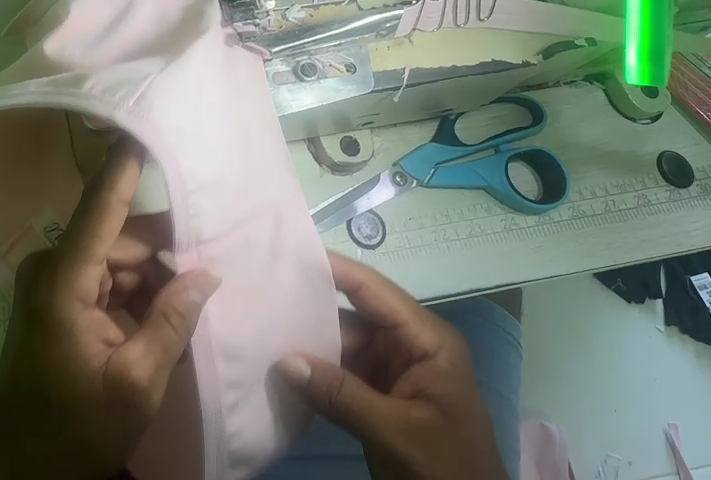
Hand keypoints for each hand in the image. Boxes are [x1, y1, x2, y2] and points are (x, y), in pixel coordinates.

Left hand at [0, 137, 220, 479]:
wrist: (18, 469)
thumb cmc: (73, 429)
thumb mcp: (135, 384)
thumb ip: (172, 321)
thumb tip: (206, 273)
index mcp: (65, 280)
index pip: (102, 205)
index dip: (125, 164)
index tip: (145, 124)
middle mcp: (54, 268)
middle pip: (120, 239)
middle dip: (164, 255)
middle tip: (211, 268)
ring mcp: (53, 283)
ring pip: (118, 261)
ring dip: (153, 283)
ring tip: (191, 310)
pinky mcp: (58, 300)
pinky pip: (107, 281)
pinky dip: (137, 298)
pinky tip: (165, 324)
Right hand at [274, 253, 504, 479]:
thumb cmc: (447, 471)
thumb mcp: (394, 433)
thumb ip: (339, 394)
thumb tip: (283, 360)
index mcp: (427, 339)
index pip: (373, 290)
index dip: (334, 268)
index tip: (290, 252)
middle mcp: (412, 345)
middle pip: (354, 315)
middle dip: (312, 309)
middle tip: (264, 296)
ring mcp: (397, 373)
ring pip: (345, 345)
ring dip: (310, 345)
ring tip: (263, 329)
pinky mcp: (384, 399)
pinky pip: (345, 374)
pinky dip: (318, 374)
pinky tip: (284, 370)